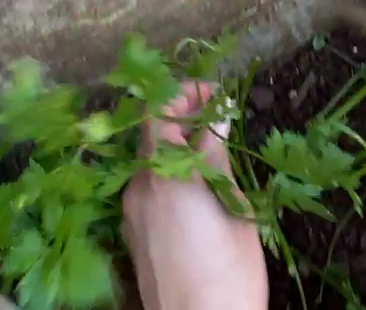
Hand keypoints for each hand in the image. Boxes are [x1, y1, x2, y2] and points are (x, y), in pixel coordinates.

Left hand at [121, 82, 267, 309]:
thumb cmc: (228, 273)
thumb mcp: (232, 207)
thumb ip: (218, 157)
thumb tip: (219, 115)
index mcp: (164, 174)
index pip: (161, 109)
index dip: (187, 93)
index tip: (216, 96)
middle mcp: (140, 186)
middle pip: (153, 132)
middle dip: (184, 117)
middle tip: (218, 118)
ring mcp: (133, 211)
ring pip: (152, 161)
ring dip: (178, 147)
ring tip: (214, 153)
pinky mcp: (134, 234)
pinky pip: (150, 188)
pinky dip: (171, 176)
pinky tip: (199, 189)